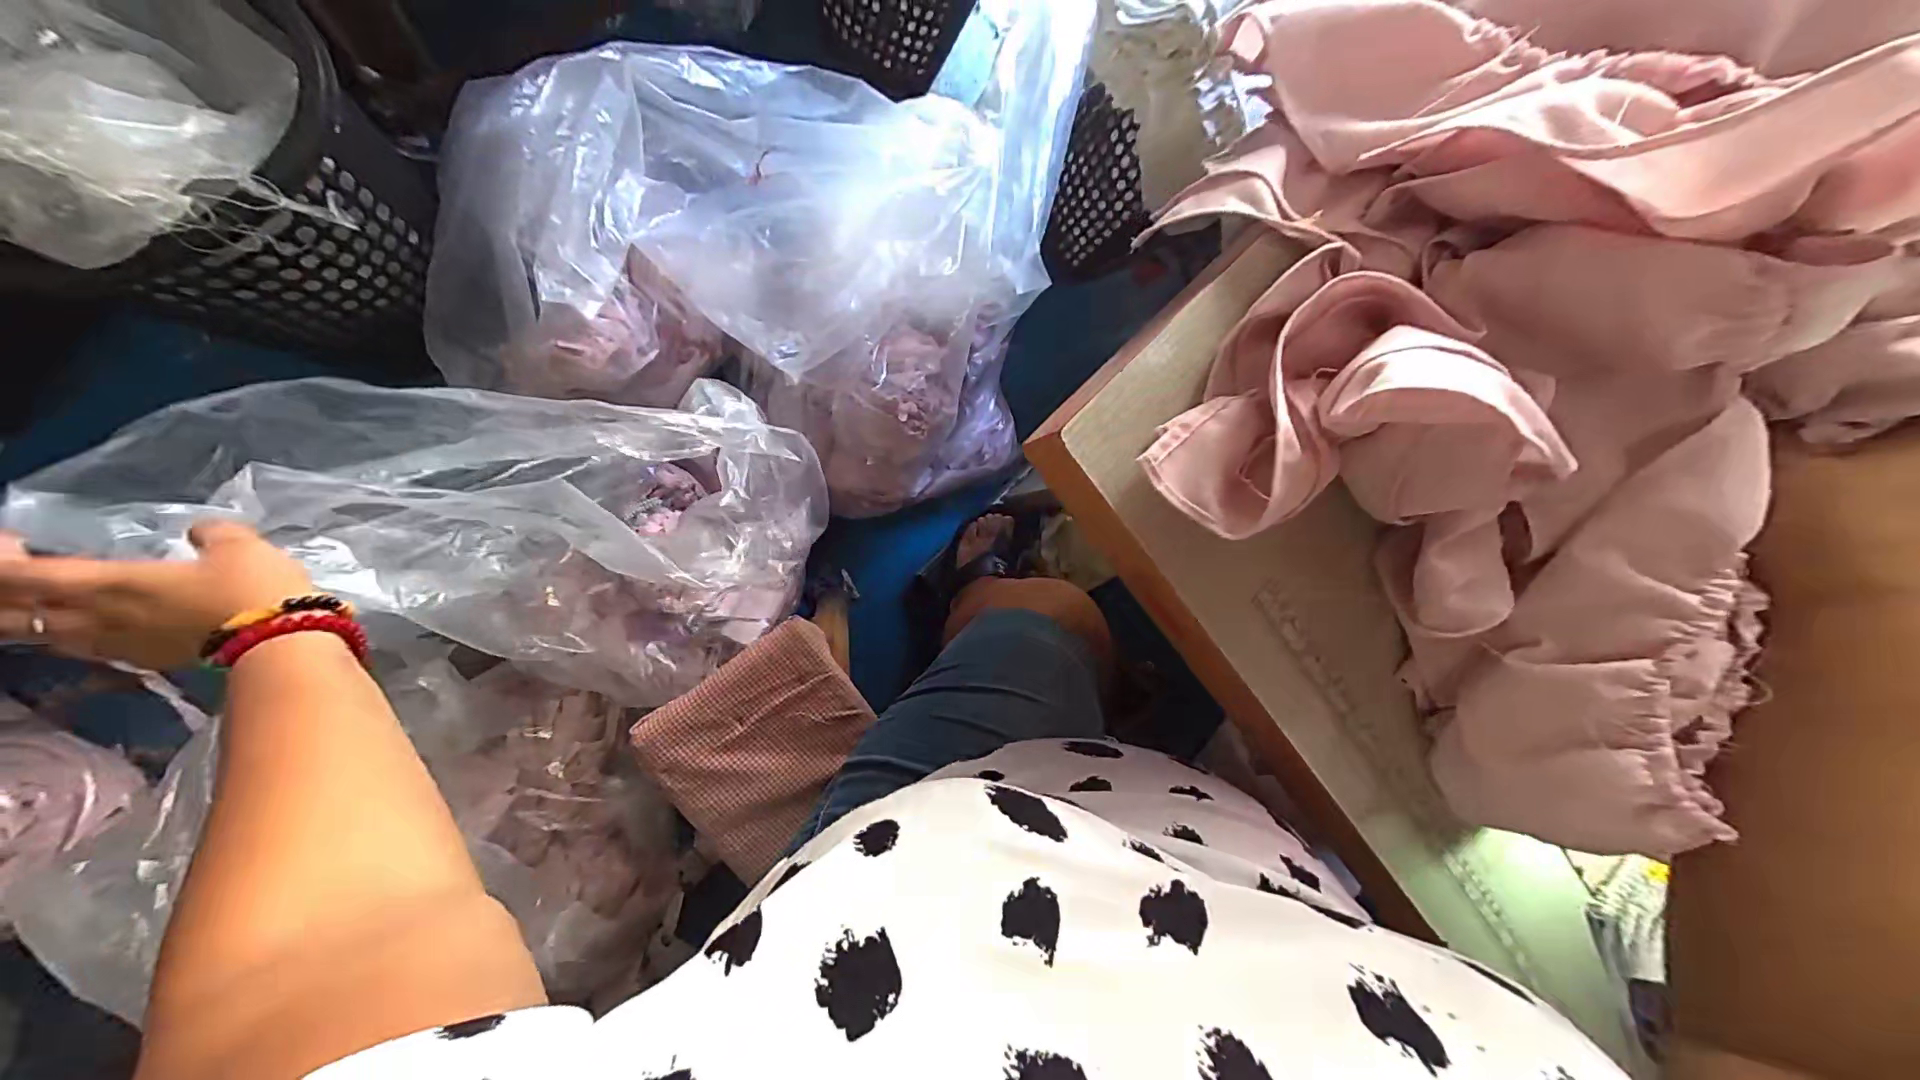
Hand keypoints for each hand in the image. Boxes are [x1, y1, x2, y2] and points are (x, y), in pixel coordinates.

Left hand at [0, 521, 315, 669]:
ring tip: (41, 606)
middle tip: (16, 576)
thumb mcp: (240, 546)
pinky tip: (93, 628)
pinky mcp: (144, 660)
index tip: (9, 540)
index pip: (21, 574)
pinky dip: (74, 637)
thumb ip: (211, 533)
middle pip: (13, 613)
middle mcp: (97, 616)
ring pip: (42, 635)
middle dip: (3, 595)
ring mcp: (118, 644)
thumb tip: (200, 532)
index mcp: (108, 583)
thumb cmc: (252, 587)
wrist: (282, 640)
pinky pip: (86, 648)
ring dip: (30, 620)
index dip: (0, 556)